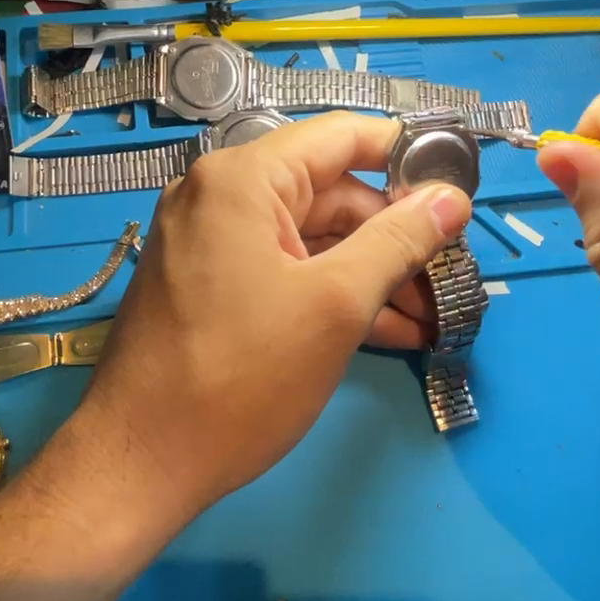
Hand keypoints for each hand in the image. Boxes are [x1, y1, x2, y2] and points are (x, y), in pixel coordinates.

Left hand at [62, 112, 470, 524]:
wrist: (139, 464)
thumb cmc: (241, 378)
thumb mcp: (335, 306)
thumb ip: (398, 242)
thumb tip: (452, 198)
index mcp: (243, 179)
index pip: (341, 136)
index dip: (405, 157)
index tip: (460, 188)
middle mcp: (221, 197)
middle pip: (331, 194)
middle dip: (396, 238)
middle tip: (453, 277)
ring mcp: (213, 243)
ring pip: (313, 240)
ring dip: (372, 275)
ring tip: (434, 317)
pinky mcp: (213, 286)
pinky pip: (286, 271)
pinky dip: (332, 295)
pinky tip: (389, 331)